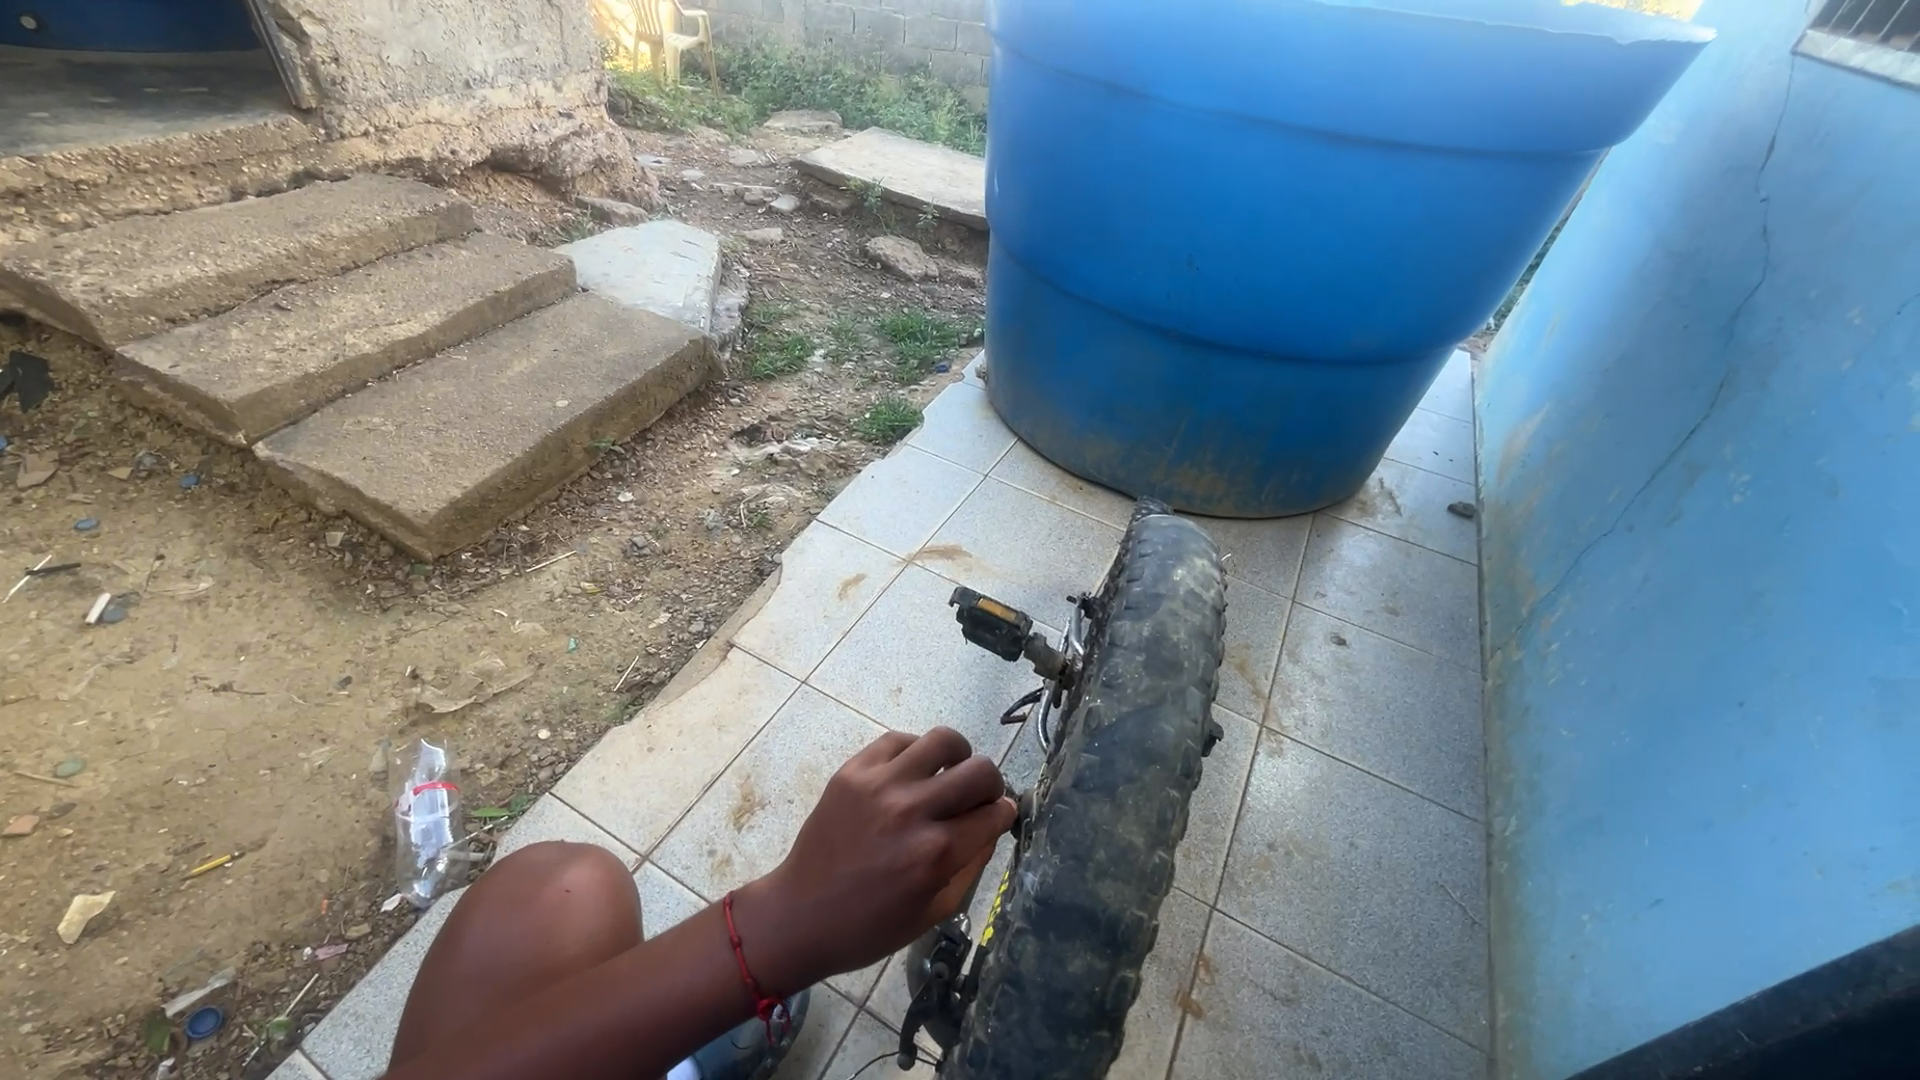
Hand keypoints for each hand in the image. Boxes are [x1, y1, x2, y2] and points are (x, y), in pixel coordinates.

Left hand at [730, 727, 1015, 995]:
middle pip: (980, 770)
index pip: (995, 813)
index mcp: (936, 854)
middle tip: (978, 797)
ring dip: (958, 756)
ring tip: (947, 774)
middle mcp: (912, 811)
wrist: (799, 914)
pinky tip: (911, 773)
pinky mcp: (853, 770)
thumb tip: (993, 823)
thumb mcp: (934, 912)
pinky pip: (899, 739)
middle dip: (991, 784)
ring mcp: (880, 784)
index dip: (1004, 813)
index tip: (1000, 814)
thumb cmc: (870, 926)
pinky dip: (915, 752)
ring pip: (944, 740)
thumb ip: (972, 864)